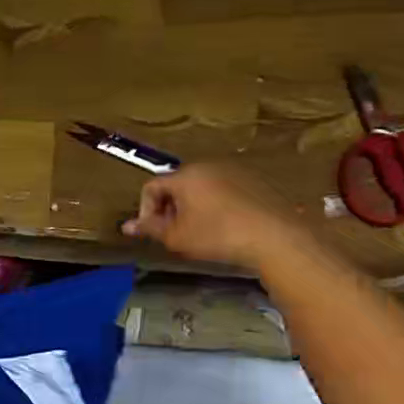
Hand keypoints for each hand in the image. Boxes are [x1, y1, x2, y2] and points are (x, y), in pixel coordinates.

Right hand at [120, 163, 312, 272]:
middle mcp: (208, 166)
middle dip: (169, 207)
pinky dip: (216, 204)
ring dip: (192, 206)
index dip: (145, 210)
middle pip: (176, 184)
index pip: (151, 187)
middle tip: (174, 231)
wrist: (276, 236)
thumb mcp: (176, 236)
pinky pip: (224, 189)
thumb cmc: (217, 235)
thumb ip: (149, 228)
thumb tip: (127, 226)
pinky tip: (224, 226)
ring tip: (199, 230)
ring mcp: (235, 171)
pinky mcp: (257, 181)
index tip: (153, 231)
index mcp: (185, 175)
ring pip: (201, 187)